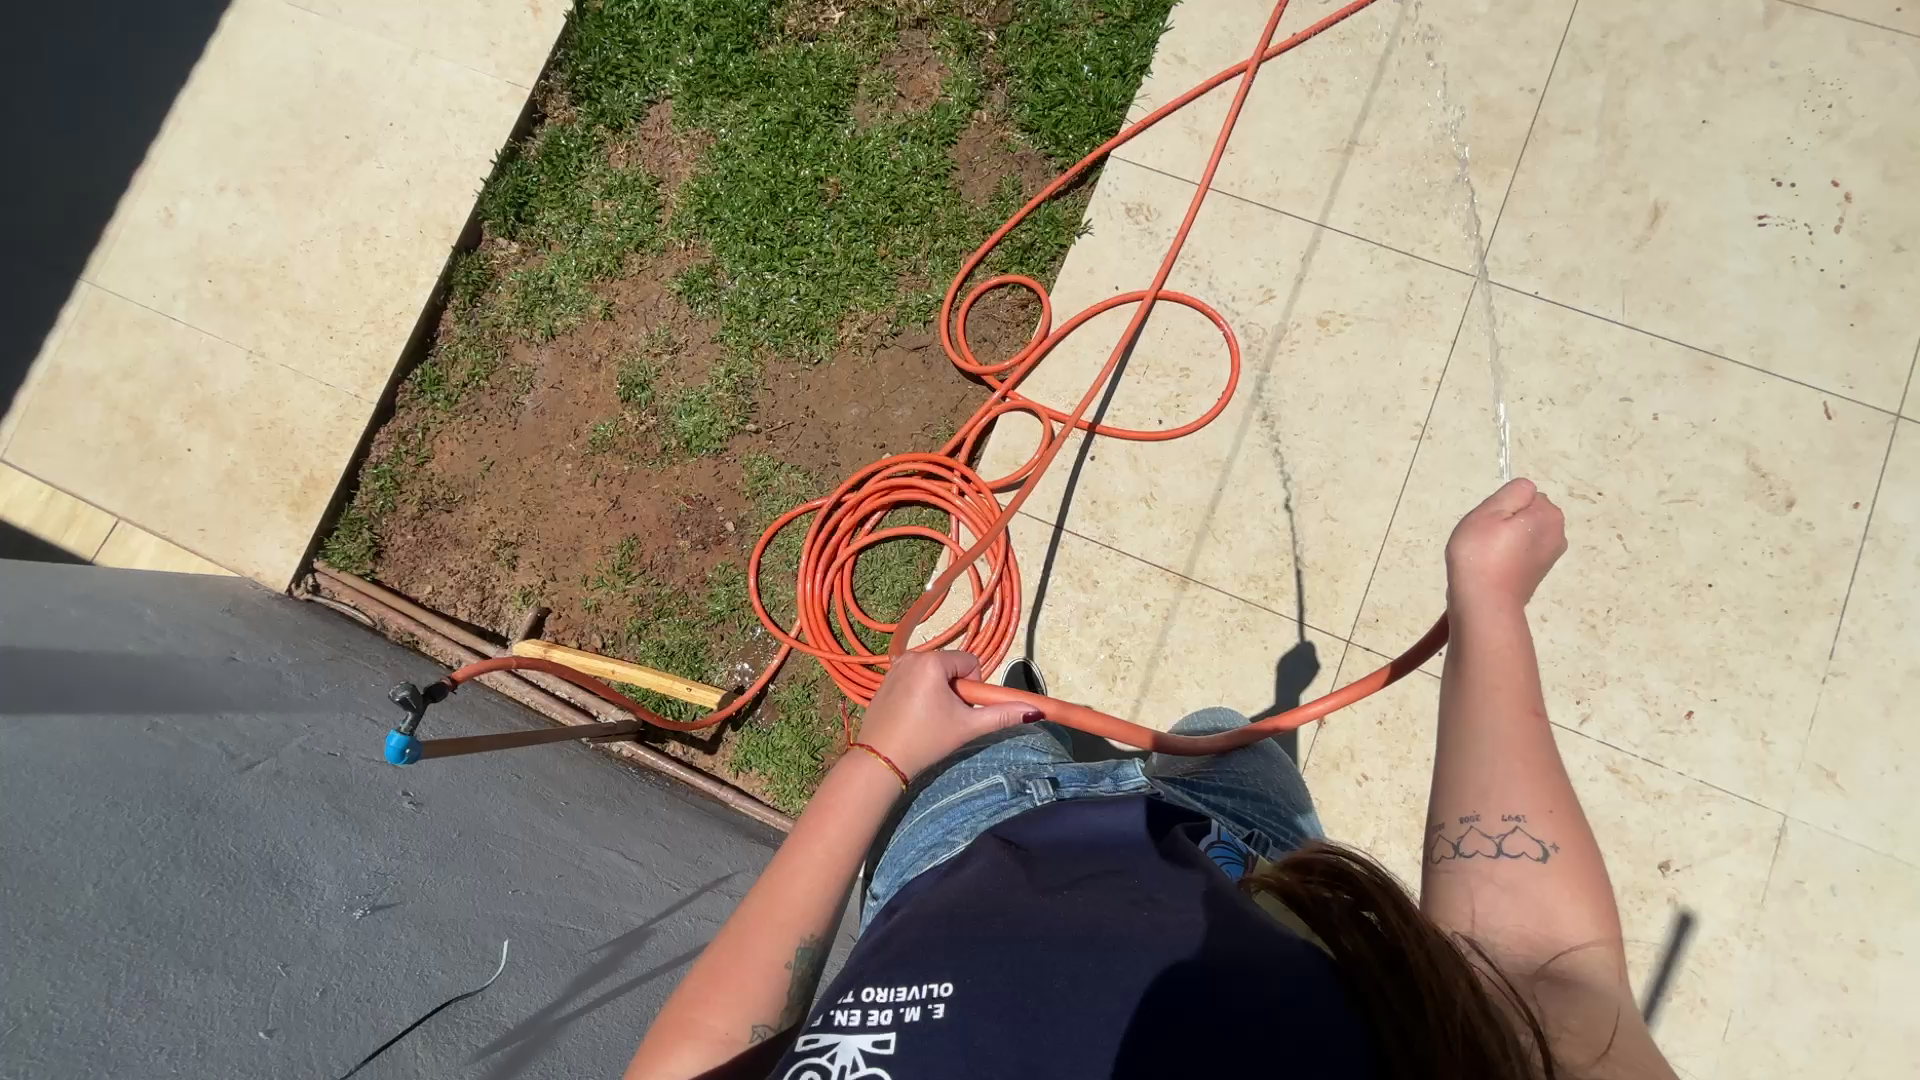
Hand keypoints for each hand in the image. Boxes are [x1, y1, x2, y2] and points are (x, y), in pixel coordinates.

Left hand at [852, 651, 1037, 778]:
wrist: (881, 760)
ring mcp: (896, 665)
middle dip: (955, 688)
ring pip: (933, 672)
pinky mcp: (885, 678)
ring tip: (929, 717)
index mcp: (933, 661)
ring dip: (939, 690)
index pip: (970, 662)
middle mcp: (913, 655)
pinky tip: (914, 716)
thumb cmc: (926, 740)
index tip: (961, 709)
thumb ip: (1001, 715)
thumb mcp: (967, 727)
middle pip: (951, 666)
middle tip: (945, 716)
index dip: (972, 686)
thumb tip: (1035, 711)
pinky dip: (921, 691)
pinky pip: (915, 676)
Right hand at [1445, 478, 1566, 617]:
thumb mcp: (1489, 513)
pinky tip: (1493, 566)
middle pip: (1526, 513)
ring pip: (1523, 532)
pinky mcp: (1539, 571)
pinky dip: (1508, 554)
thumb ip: (1512, 493)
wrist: (1484, 602)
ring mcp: (1551, 554)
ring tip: (1486, 554)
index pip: (1524, 495)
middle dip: (1506, 521)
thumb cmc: (1480, 555)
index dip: (1502, 506)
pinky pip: (1522, 550)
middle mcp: (1557, 532)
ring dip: (1506, 538)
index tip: (1488, 523)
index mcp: (1547, 514)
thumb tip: (1526, 489)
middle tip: (1484, 538)